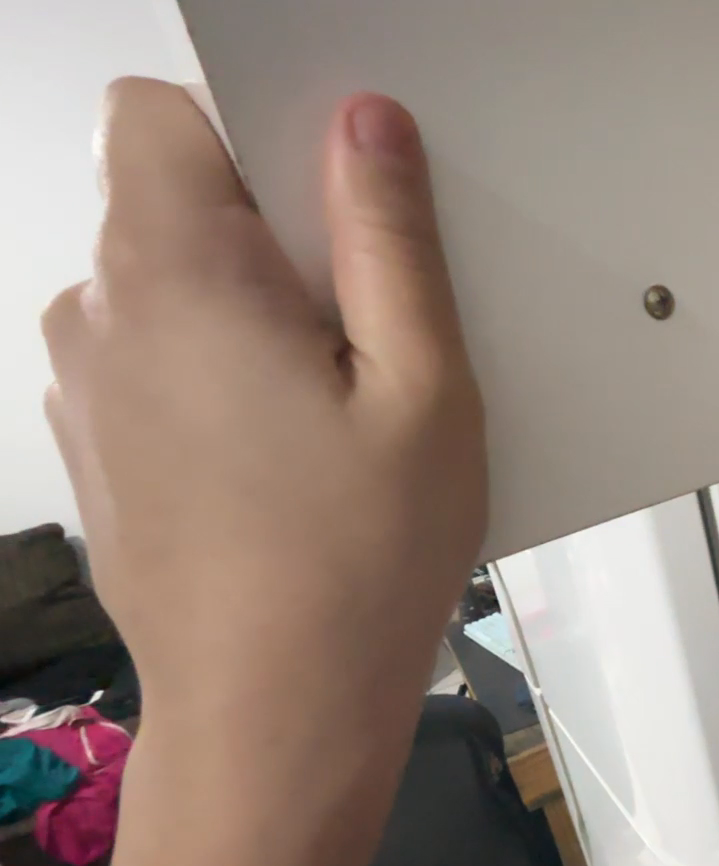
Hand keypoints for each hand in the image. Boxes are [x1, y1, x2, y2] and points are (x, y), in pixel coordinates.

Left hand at [44, 78, 482, 865]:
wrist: (284, 697)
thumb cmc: (365, 551)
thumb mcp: (425, 387)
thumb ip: (393, 247)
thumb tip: (369, 126)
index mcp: (180, 279)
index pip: (175, 117)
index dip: (276, 144)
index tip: (358, 221)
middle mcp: (104, 315)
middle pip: (191, 211)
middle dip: (299, 250)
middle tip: (389, 347)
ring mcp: (94, 384)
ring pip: (192, 294)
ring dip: (280, 322)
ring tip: (359, 416)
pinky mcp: (113, 441)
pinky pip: (182, 362)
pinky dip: (252, 378)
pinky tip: (317, 457)